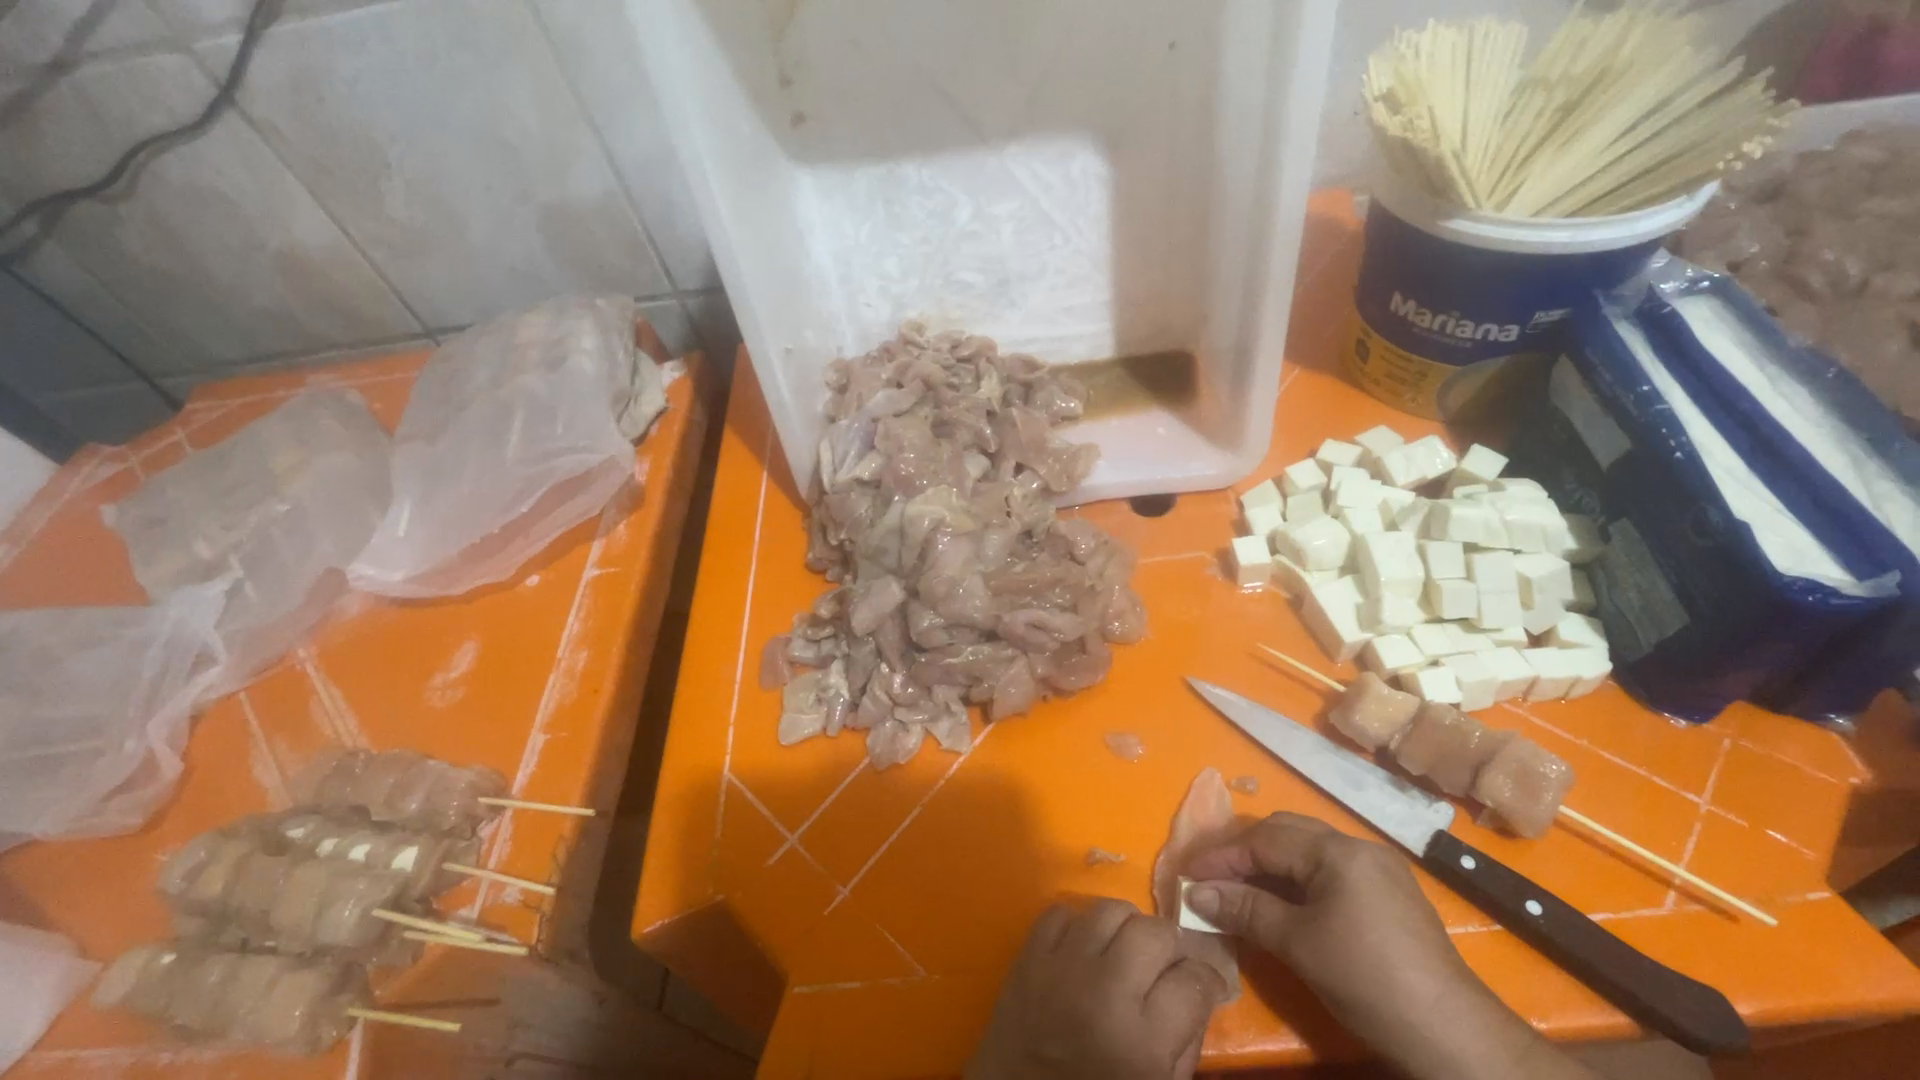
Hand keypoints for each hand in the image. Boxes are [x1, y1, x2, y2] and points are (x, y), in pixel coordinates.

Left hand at [965, 899, 1227, 1079]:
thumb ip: (1186, 1037)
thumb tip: (1201, 987)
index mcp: (1143, 1041)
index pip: (1195, 979)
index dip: (1206, 978)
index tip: (1200, 984)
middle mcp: (1105, 993)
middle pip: (1155, 932)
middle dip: (1169, 946)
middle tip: (1161, 966)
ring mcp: (1061, 968)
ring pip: (1110, 910)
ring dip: (1126, 926)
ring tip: (1123, 950)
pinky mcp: (1027, 956)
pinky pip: (1061, 912)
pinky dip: (1078, 924)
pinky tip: (1081, 949)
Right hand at [1183, 813, 1597, 1079]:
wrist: (1449, 1031)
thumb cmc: (1366, 978)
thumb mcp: (1297, 944)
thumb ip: (1245, 909)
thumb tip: (1196, 892)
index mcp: (1339, 851)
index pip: (1266, 839)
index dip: (1222, 856)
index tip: (1188, 874)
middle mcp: (1360, 848)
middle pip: (1287, 833)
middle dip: (1244, 850)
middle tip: (1209, 875)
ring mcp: (1378, 870)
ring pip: (1308, 850)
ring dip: (1269, 864)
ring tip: (1236, 887)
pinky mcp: (1388, 895)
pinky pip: (1328, 871)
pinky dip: (1295, 879)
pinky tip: (1279, 901)